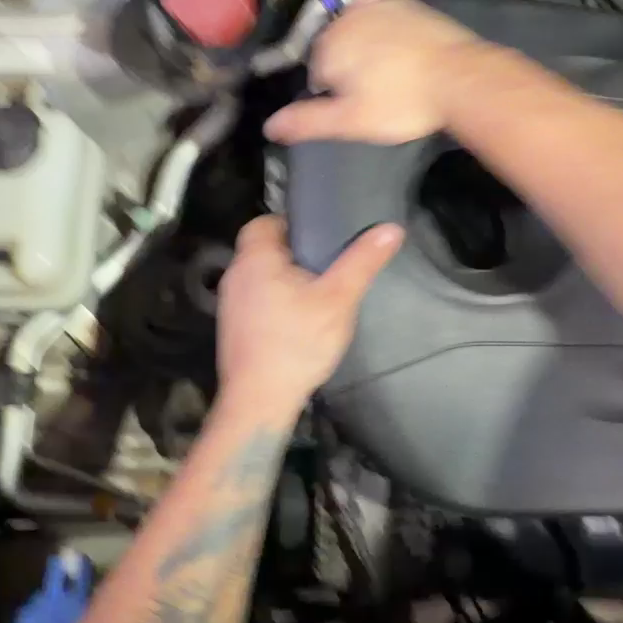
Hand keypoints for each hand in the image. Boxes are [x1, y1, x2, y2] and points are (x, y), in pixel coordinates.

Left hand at [216, 215, 403, 414]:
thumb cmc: (297, 343)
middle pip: (263, 248)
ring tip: (318, 290)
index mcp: (255, 258)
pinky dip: (276, 301)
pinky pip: (256, 301)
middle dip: (294, 252)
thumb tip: (391, 228)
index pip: (265, 221)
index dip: (291, 223)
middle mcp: (236, 275)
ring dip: (285, 278)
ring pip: (260, 276)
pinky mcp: (234, 329)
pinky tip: (299, 320)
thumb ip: (362, 262)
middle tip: (326, 262)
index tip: (320, 235)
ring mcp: (230, 304)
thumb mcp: (338, 299)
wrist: (260, 400)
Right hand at [263, 0, 486, 145]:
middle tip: (375, 93)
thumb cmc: (404, 102)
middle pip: (331, 49)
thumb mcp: (351, 121)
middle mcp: (343, 19)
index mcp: (327, 48)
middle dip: (345, 69)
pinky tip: (388, 40)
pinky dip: (375, 21)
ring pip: (351, 29)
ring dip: (361, 48)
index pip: (315, 75)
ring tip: (389, 73)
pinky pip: (373, 8)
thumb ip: (307, 121)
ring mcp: (372, 6)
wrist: (459, 77)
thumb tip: (269, 126)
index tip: (356, 105)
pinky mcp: (397, 1)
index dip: (332, 94)